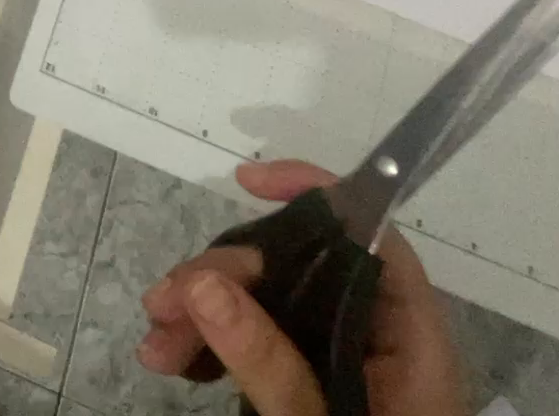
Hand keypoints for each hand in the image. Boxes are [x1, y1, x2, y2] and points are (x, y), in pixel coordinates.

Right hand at [137, 160, 464, 415]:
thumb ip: (268, 364)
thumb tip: (201, 281)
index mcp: (404, 344)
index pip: (372, 241)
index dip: (317, 195)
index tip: (247, 182)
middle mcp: (368, 338)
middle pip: (293, 267)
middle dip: (218, 273)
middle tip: (162, 302)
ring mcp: (330, 356)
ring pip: (259, 298)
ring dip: (197, 307)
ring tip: (154, 344)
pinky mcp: (299, 377)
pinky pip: (246, 333)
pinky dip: (204, 338)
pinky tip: (171, 357)